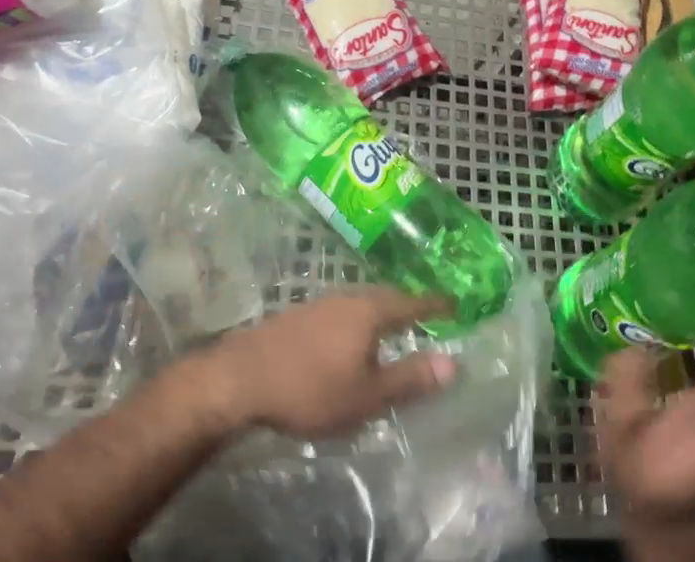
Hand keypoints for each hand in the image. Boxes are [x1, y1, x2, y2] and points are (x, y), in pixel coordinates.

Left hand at [207, 288, 457, 437]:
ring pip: (360, 304)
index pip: (413, 303)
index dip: (436, 305)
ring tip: (391, 330)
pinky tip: (349, 342)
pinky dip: (355, 323)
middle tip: (426, 315)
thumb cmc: (310, 389)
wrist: (237, 380)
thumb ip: (410, 379)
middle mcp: (346, 299)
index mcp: (370, 311)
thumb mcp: (367, 395)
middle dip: (407, 306)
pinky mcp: (296, 318)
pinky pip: (340, 314)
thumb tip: (455, 362)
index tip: (457, 304)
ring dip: (379, 314)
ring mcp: (318, 305)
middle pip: (385, 297)